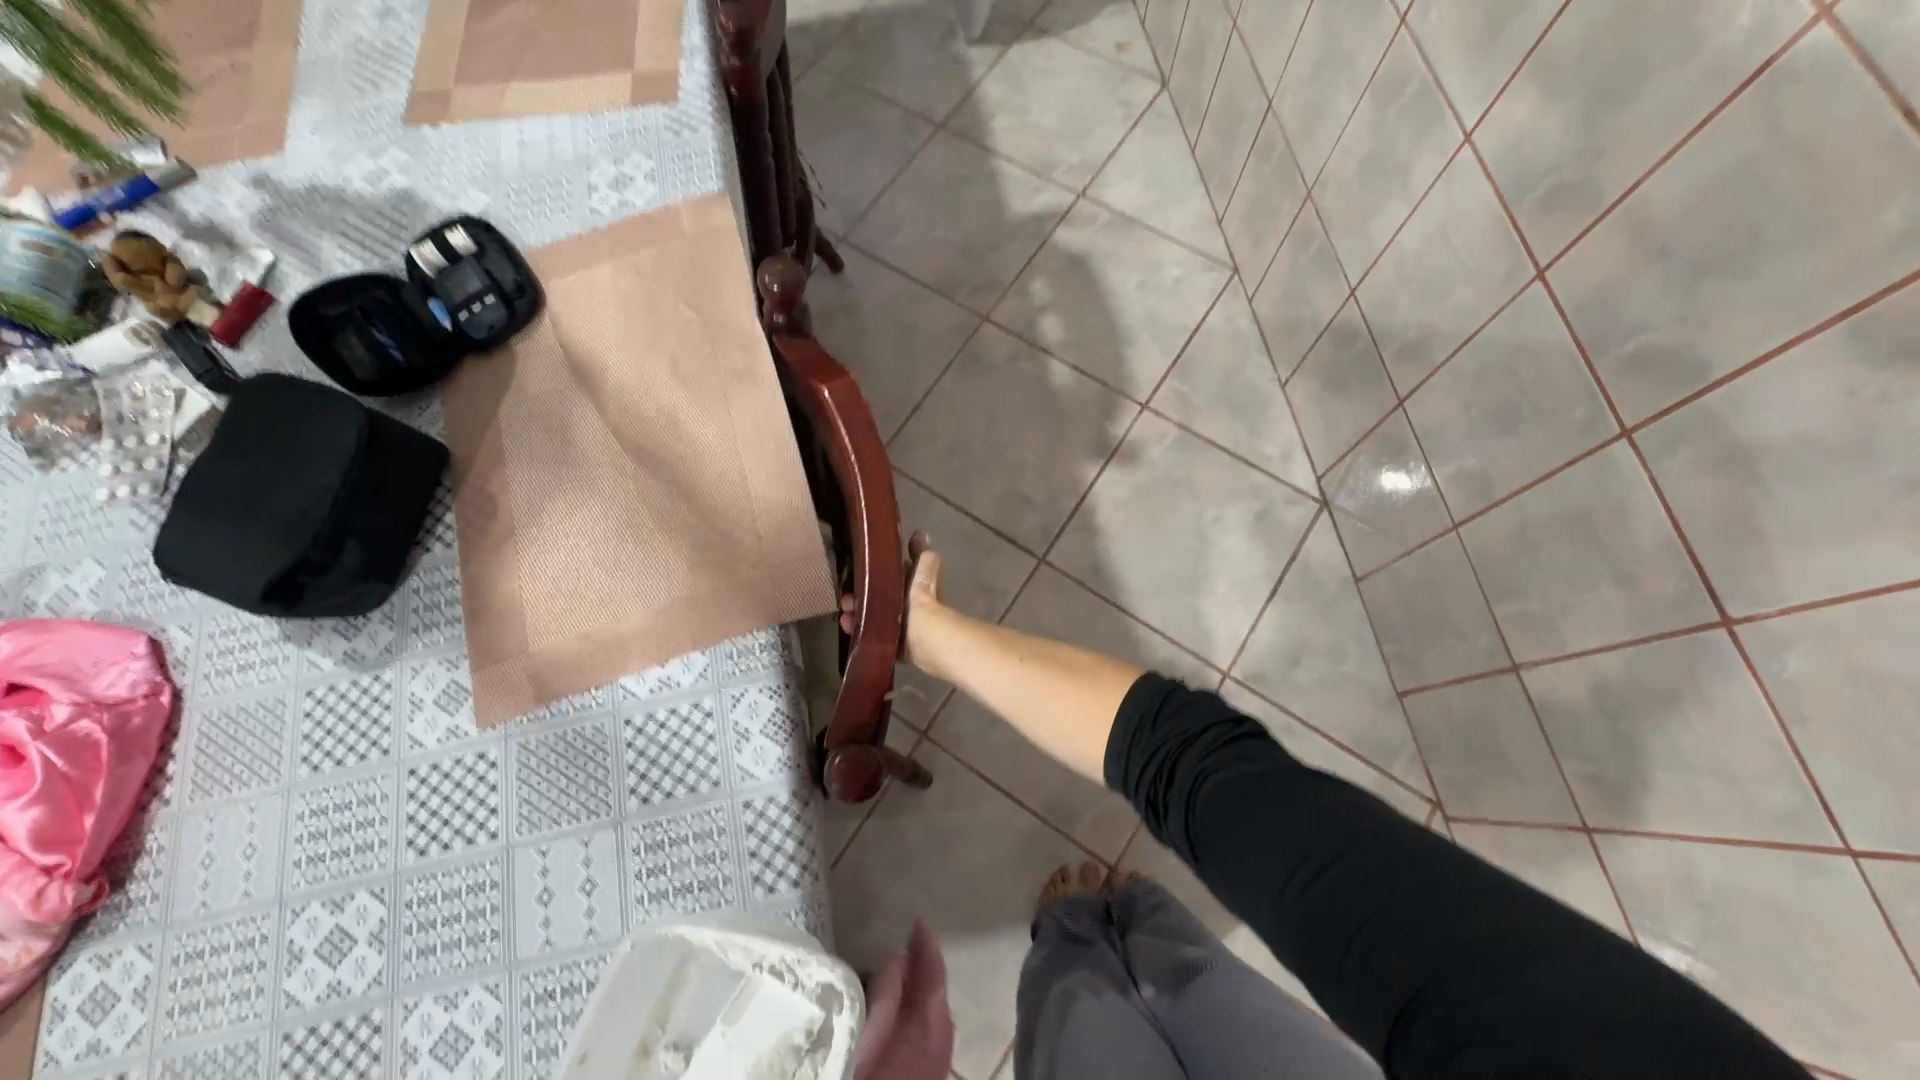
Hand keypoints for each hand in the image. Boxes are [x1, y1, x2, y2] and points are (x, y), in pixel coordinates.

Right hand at [838, 530, 945, 668]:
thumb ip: (922, 560)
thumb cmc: (921, 605)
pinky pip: (876, 638)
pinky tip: (849, 630)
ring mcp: (903, 628)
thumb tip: (921, 533)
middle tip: (845, 600)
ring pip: (875, 619)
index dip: (877, 575)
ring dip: (858, 616)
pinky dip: (862, 634)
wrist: (925, 641)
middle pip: (881, 600)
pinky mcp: (897, 647)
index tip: (858, 573)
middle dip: (861, 598)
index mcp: (915, 590)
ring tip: (844, 618)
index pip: (895, 578)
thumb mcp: (921, 576)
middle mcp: (909, 608)